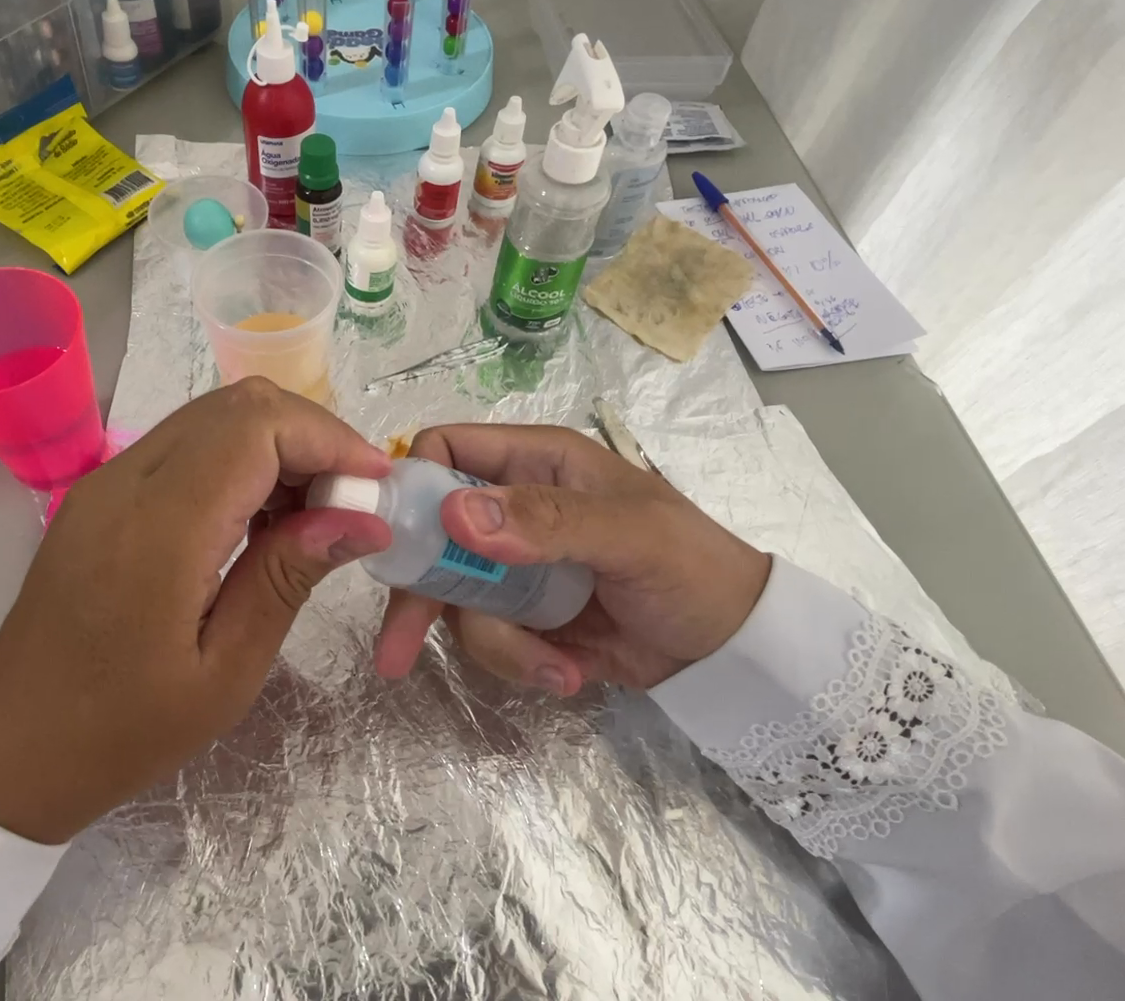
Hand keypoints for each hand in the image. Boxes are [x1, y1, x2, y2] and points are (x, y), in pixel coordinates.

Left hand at [0, 379, 392, 842]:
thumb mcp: (225, 669)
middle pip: (237, 406)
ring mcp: (106, 482)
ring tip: (314, 514)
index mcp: (159, 528)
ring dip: (276, 446)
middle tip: (350, 500)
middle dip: (310, 435)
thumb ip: (289, 576)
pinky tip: (260, 519)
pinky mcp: (101, 494)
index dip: (328, 438)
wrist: (14, 748)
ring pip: (212, 419)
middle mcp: (126, 481)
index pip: (257, 427)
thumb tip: (362, 517)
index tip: (375, 485)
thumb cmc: (123, 729)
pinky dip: (238, 461)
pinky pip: (185, 447)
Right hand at [374, 424, 770, 695]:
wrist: (733, 650)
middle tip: (397, 649)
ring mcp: (514, 566)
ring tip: (556, 667)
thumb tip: (455, 514)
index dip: (410, 487)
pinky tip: (568, 674)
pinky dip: (518, 663)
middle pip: (430, 536)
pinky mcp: (523, 617)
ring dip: (494, 643)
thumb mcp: (631, 536)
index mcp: (535, 462)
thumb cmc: (694, 569)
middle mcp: (512, 507)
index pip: (445, 450)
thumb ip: (548, 520)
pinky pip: (487, 638)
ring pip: (454, 597)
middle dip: (420, 594)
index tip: (390, 542)